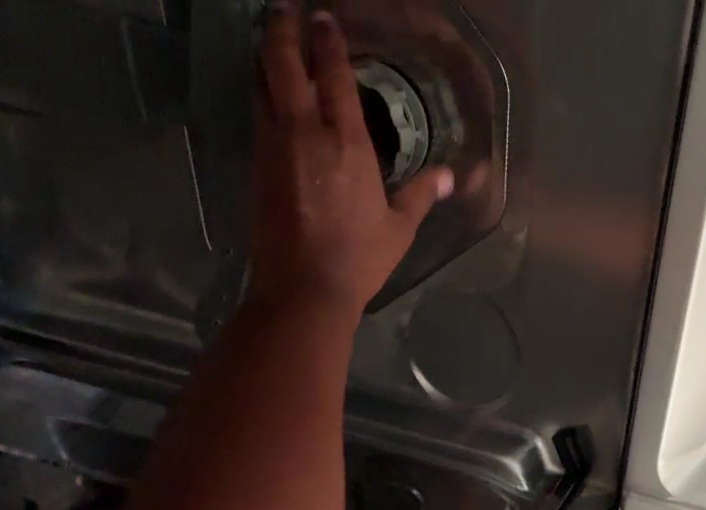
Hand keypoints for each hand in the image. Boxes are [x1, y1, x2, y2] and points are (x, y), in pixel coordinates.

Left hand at [251, 4, 453, 312]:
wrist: (305, 286)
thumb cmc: (360, 257)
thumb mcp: (400, 227)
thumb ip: (421, 194)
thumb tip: (449, 176)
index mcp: (346, 142)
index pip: (334, 74)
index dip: (327, 40)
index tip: (323, 18)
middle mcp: (305, 132)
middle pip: (284, 63)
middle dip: (283, 30)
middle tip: (285, 11)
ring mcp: (274, 146)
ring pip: (261, 84)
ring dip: (266, 57)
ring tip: (272, 42)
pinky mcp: (256, 166)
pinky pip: (258, 115)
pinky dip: (261, 93)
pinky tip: (267, 93)